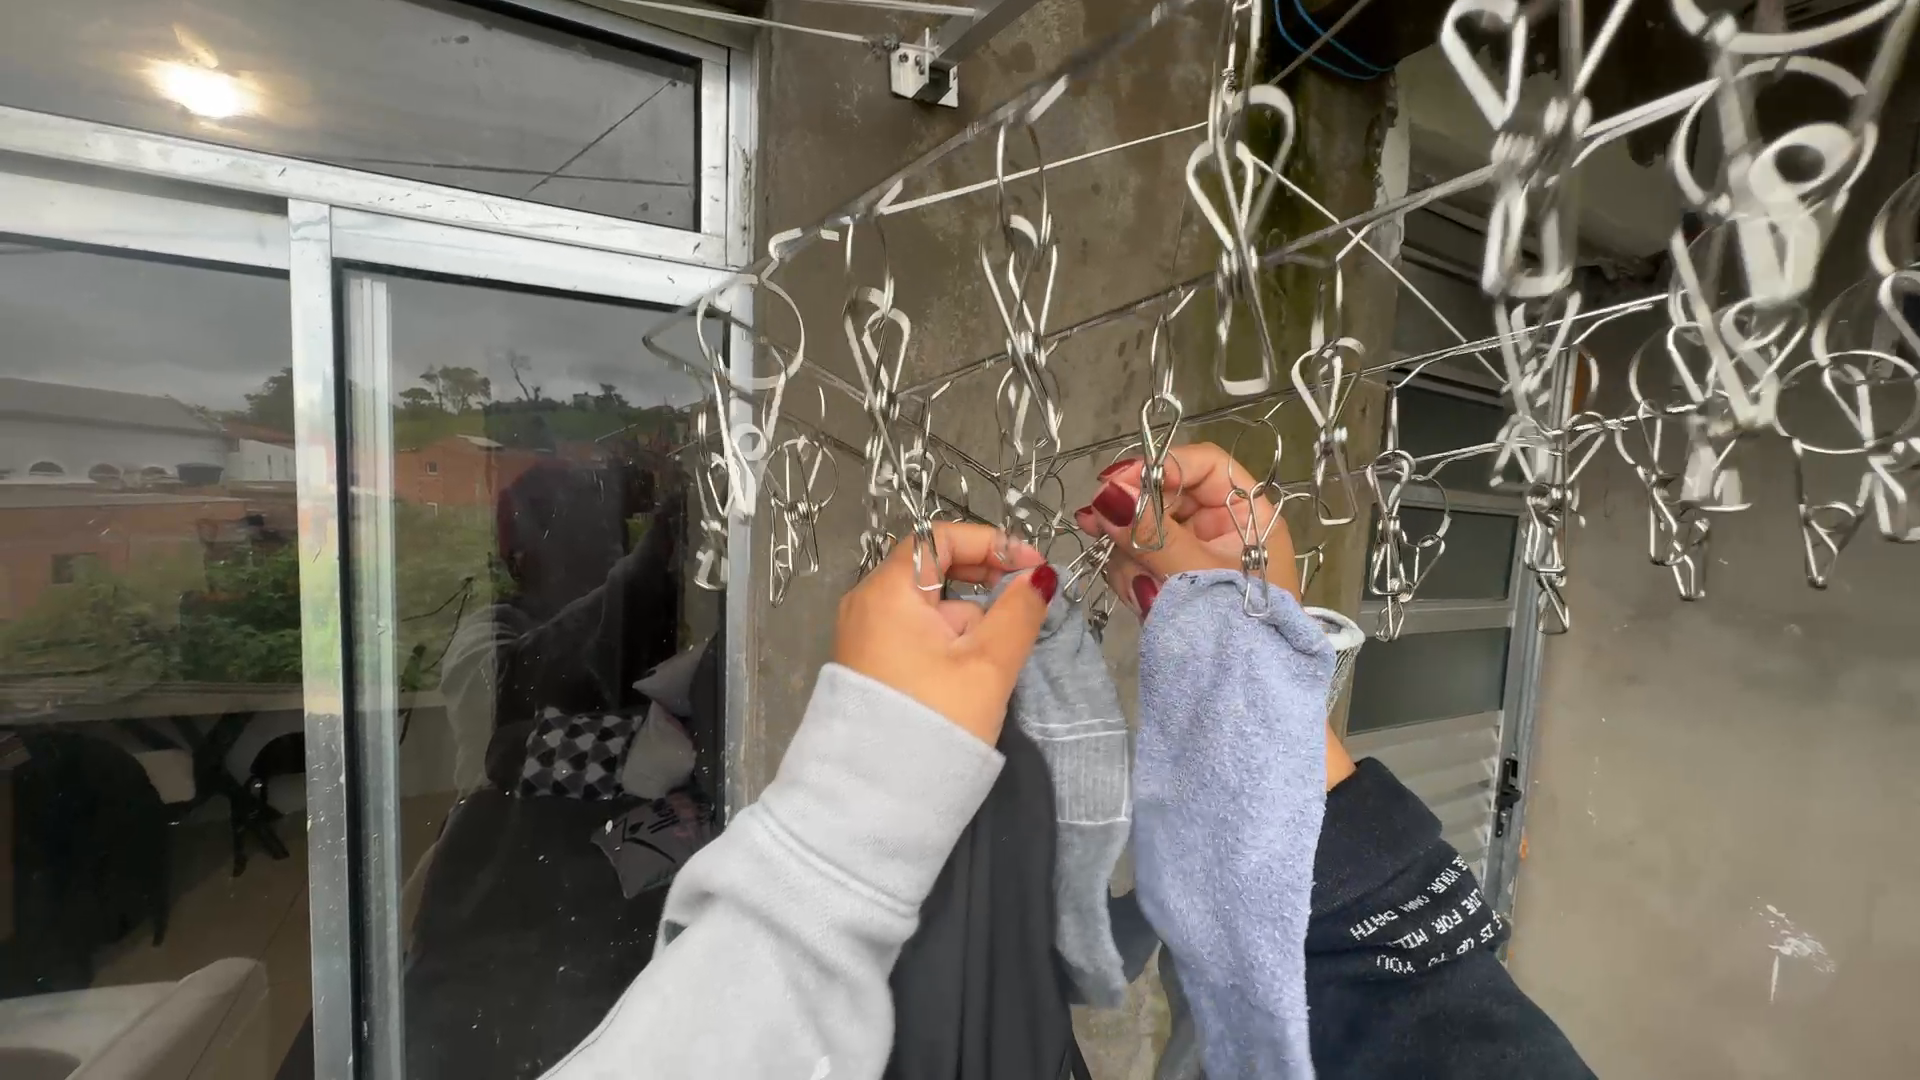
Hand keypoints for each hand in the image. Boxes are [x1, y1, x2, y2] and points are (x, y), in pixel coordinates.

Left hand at [833, 523, 1056, 744]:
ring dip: (969, 618)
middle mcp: (867, 603)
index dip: (991, 542)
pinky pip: (915, 633)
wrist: (875, 799)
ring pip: (929, 607)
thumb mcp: (989, 663)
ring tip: (994, 660)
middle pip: (934, 570)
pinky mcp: (869, 665)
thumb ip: (1020, 610)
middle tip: (1025, 603)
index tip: (1032, 566)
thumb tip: (1040, 575)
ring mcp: (864, 635)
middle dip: (984, 582)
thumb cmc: (936, 720)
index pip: (941, 538)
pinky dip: (948, 640)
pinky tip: (969, 675)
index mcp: (888, 590)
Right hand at [1075, 444, 1354, 789]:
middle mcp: (1220, 529)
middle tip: (1094, 524)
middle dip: (1133, 517)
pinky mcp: (1171, 582)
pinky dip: (1129, 574)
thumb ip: (1148, 533)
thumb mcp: (1193, 577)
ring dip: (1129, 552)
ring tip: (1139, 587)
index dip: (1158, 466)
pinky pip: (1137, 558)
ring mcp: (1193, 556)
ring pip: (1143, 528)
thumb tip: (1104, 493)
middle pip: (1165, 496)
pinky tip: (1137, 596)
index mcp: (1247, 516)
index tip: (1113, 483)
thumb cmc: (1237, 636)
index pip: (1202, 466)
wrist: (1245, 706)